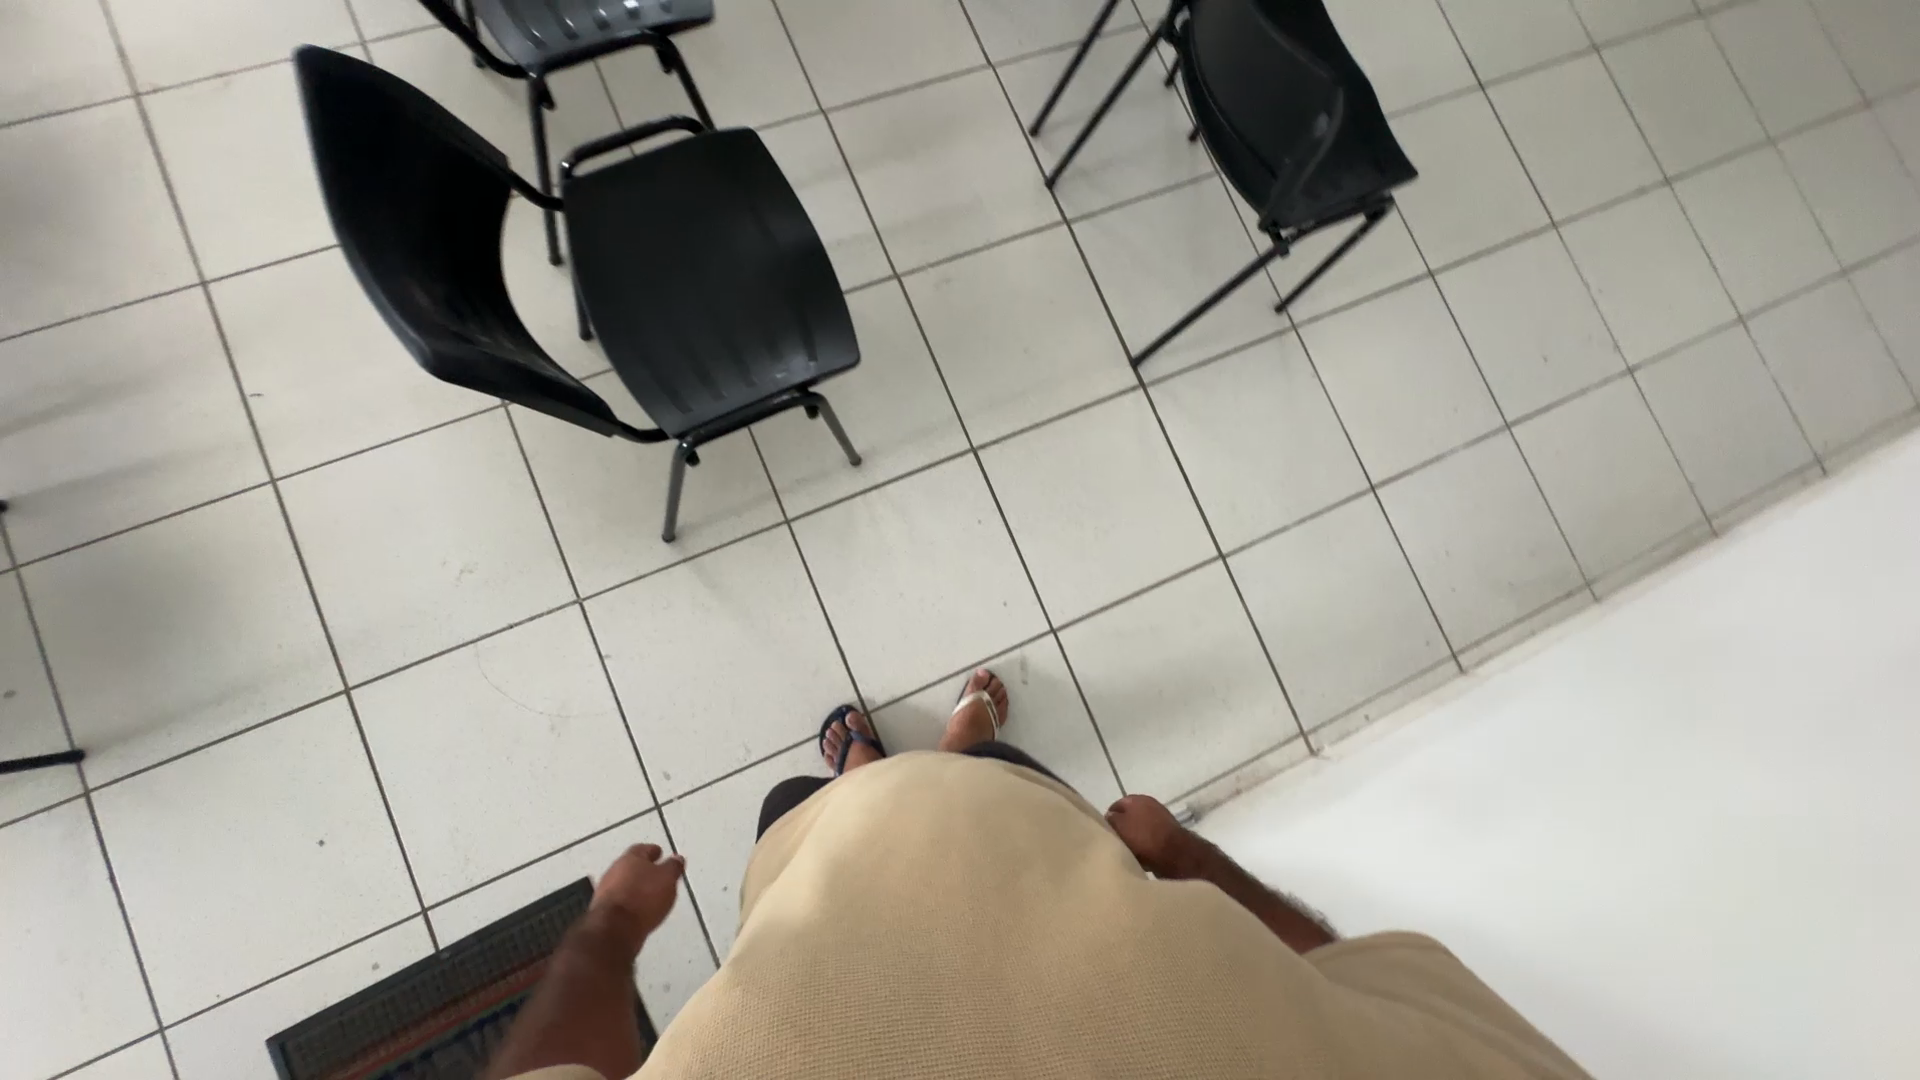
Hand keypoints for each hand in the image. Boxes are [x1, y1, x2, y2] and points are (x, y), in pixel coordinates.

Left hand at [587, 844, 683, 953]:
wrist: (614, 930)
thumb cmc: (644, 897)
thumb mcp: (668, 879)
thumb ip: (673, 867)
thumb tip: (677, 859)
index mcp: (630, 858)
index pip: (643, 849)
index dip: (653, 851)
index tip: (660, 853)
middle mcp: (614, 871)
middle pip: (630, 866)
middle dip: (643, 870)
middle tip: (656, 874)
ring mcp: (604, 892)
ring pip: (623, 884)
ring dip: (634, 887)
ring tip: (649, 895)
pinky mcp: (601, 912)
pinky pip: (619, 901)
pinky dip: (629, 903)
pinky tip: (638, 910)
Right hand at [1105, 795, 1197, 878]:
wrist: (1176, 855)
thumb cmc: (1143, 838)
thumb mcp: (1119, 827)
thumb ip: (1111, 820)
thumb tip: (1109, 816)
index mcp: (1135, 799)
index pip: (1115, 806)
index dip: (1108, 819)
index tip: (1105, 833)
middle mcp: (1149, 804)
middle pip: (1129, 817)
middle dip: (1122, 829)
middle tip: (1116, 842)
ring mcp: (1161, 818)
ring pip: (1140, 828)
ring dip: (1135, 838)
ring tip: (1128, 852)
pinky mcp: (1170, 833)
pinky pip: (1152, 839)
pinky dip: (1147, 846)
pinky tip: (1142, 858)